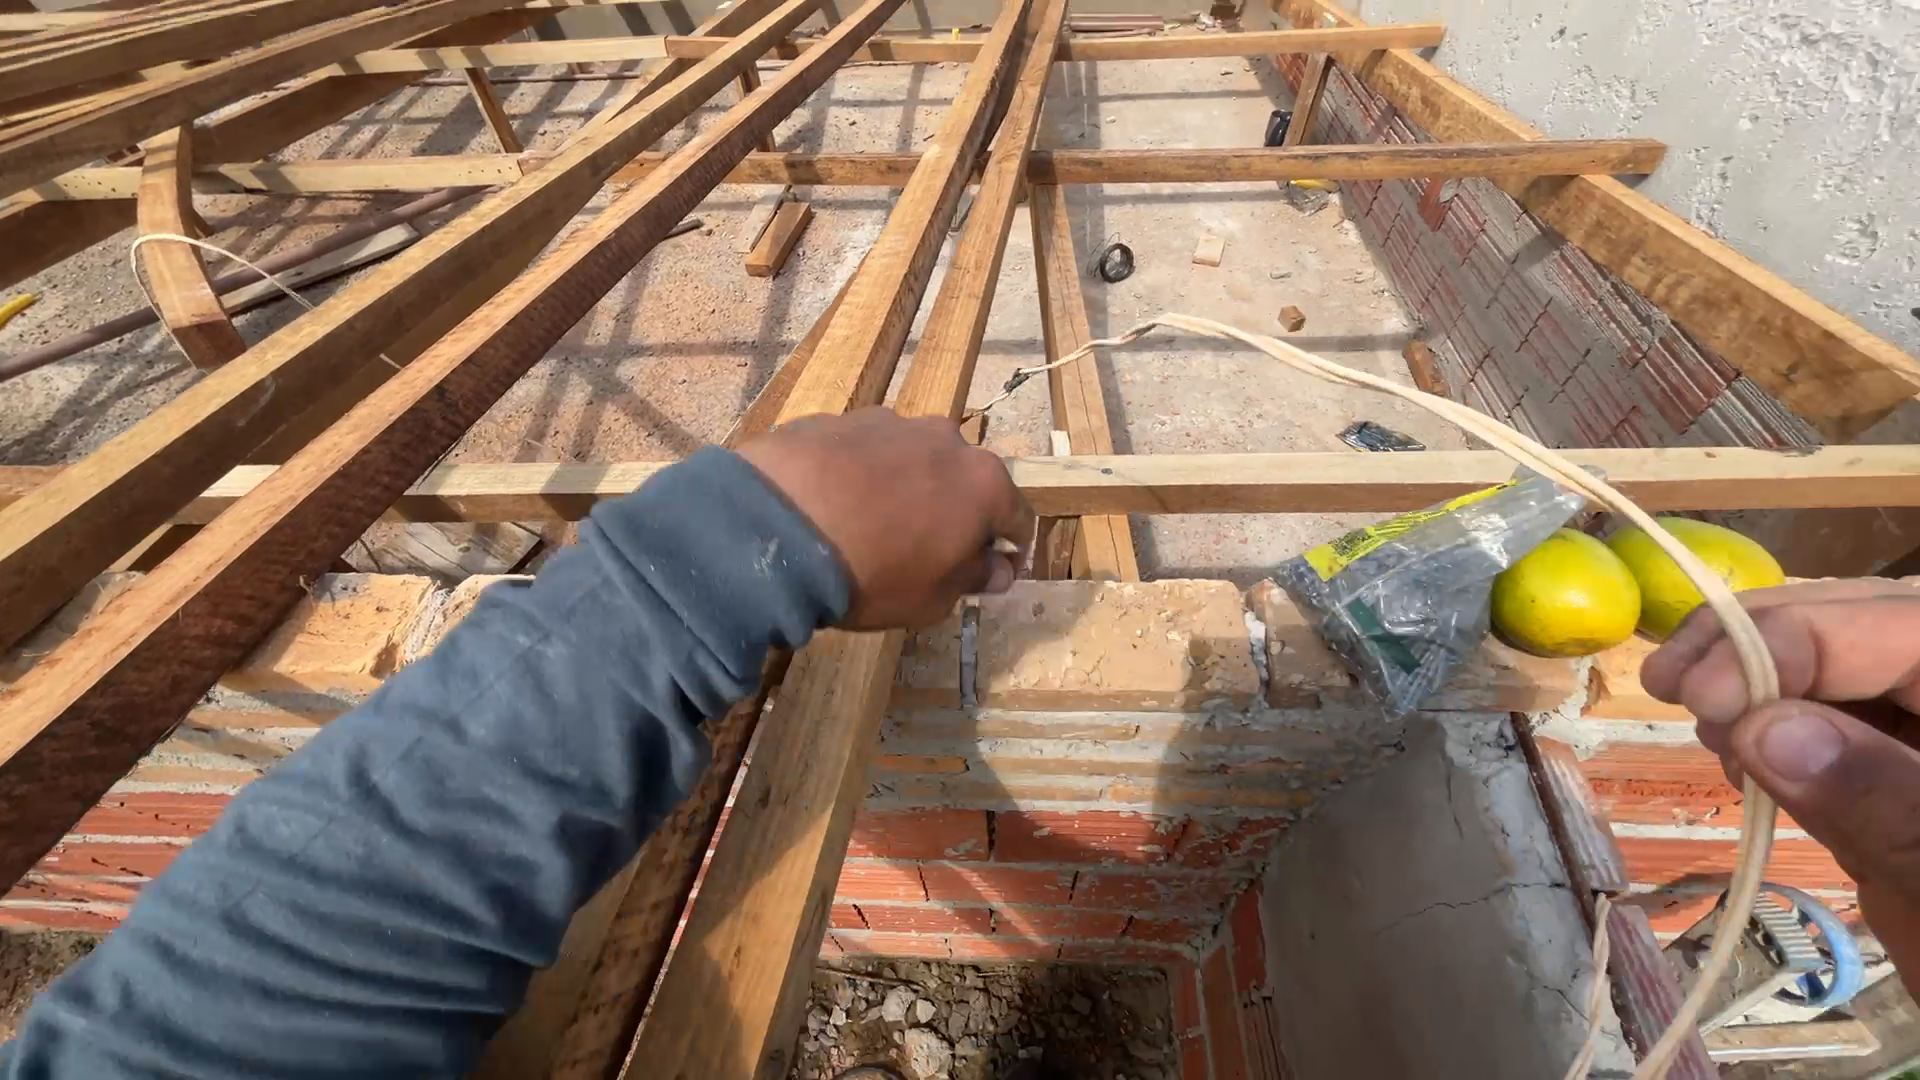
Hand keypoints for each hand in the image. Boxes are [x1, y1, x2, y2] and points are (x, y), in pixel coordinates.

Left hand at [736, 407, 1033, 629]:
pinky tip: (832, 505)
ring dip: (907, 488)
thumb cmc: (875, 573)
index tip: (991, 572)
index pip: (1018, 517)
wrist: (779, 528)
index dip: (1009, 549)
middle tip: (927, 550)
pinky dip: (861, 475)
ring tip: (870, 525)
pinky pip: (864, 452)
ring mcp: (891, 421)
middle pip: (964, 480)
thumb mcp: (933, 598)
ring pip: (914, 460)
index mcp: (983, 482)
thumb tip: (998, 568)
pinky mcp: (839, 417)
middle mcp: (946, 440)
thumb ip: (973, 578)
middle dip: (955, 512)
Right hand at [1641, 578, 1919, 992]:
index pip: (1903, 624)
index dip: (1788, 641)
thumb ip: (1885, 807)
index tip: (1693, 697)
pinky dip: (1766, 709)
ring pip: (1841, 648)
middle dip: (1757, 639)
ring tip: (1702, 719)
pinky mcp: (1909, 752)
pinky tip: (1737, 746)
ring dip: (1752, 670)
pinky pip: (1830, 699)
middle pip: (1868, 615)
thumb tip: (1758, 727)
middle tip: (1670, 684)